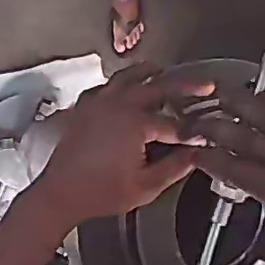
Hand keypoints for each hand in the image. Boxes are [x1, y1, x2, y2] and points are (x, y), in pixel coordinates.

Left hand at [29, 64, 212, 224]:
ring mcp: (98, 102)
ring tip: (163, 71)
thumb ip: (175, 167)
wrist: (60, 193)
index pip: (173, 124)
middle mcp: (116, 105)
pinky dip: (120, 82)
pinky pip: (106, 85)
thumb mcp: (146, 186)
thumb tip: (194, 155)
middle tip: (203, 85)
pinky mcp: (84, 107)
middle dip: (185, 85)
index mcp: (134, 123)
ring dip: (149, 73)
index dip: (190, 131)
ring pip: (128, 76)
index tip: (201, 136)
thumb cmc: (99, 192)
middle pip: (158, 86)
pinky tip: (125, 86)